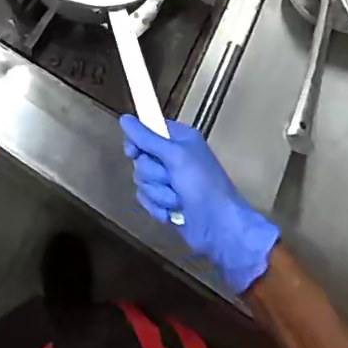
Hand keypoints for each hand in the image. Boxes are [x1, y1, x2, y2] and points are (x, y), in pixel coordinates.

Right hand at [120, 115, 279, 294]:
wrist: (223, 230)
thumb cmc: (204, 186)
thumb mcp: (176, 156)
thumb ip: (147, 138)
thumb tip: (124, 118)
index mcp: (179, 140)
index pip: (146, 130)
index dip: (137, 141)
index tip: (134, 152)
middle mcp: (173, 157)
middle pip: (140, 158)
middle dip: (153, 174)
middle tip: (171, 180)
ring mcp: (169, 181)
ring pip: (142, 180)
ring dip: (158, 193)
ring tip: (178, 200)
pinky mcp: (165, 202)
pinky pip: (145, 198)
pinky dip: (157, 207)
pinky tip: (172, 213)